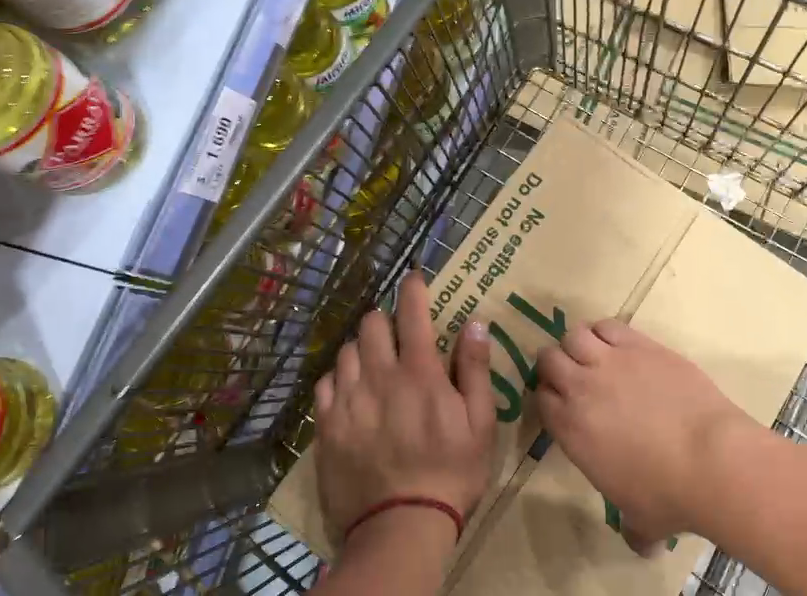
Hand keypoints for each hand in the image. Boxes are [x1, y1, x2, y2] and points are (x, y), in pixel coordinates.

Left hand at [313, 274, 496, 550]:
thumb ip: (476, 369)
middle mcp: (378, 376)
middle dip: (385, 318)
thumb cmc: (452, 472)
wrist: (401, 527)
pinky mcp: (326, 427)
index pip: (411, 312)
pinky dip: (338, 378)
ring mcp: (347, 401)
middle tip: (397, 331)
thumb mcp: (481, 422)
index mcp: (419, 371)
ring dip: (362, 348)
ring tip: (373, 362)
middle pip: (371, 324)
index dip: (412, 288)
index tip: (414, 279)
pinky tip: (350, 391)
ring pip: (346, 350)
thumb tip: (475, 324)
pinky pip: (324, 384)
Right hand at [535, 318, 757, 553]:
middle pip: (549, 359)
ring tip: (595, 355)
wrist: (710, 459)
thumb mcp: (640, 520)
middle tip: (574, 376)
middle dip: (556, 366)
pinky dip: (607, 332)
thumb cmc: (668, 496)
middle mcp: (582, 389)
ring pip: (575, 334)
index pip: (542, 399)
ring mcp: (611, 361)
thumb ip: (632, 528)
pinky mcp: (641, 345)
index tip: (563, 404)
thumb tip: (641, 545)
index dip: (551, 399)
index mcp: (571, 430)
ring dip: (579, 343)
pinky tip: (619, 345)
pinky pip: (610, 325)